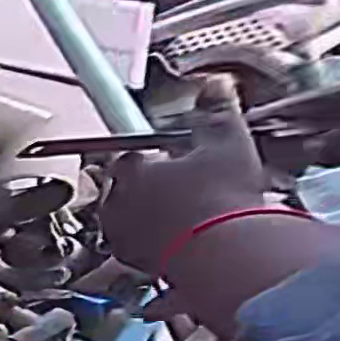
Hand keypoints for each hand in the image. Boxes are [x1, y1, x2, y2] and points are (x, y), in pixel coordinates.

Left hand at [99, 76, 266, 275]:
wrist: (219, 250)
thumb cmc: (221, 195)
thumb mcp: (226, 144)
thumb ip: (216, 113)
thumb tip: (215, 83)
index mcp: (129, 173)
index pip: (127, 157)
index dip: (148, 156)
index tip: (167, 157)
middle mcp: (113, 203)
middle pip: (120, 188)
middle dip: (143, 185)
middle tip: (176, 186)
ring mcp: (116, 232)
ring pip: (124, 216)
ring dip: (143, 212)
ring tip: (180, 211)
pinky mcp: (126, 258)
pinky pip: (131, 242)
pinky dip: (147, 237)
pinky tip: (174, 235)